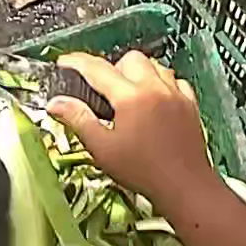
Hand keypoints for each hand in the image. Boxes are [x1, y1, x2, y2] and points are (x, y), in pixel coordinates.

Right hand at [48, 51, 219, 210]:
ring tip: (127, 94)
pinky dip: (160, 82)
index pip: (97, 69)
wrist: (184, 185)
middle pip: (130, 59)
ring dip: (137, 72)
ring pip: (154, 65)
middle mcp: (155, 87)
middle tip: (103, 91)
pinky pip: (174, 80)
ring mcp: (176, 93)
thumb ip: (78, 120)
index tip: (63, 62)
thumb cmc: (141, 170)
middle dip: (113, 67)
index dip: (77, 62)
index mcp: (130, 96)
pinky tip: (154, 100)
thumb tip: (55, 102)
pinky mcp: (190, 104)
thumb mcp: (102, 148)